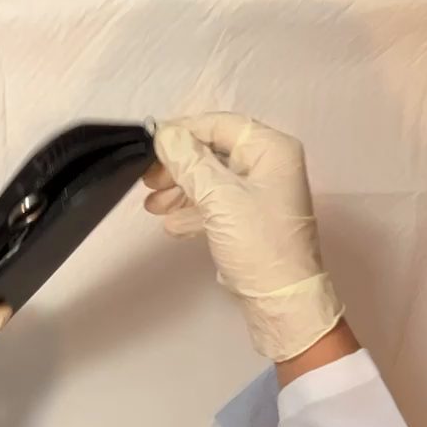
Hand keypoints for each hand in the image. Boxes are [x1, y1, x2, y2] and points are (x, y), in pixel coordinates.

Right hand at [143, 113, 344, 362]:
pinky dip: (192, 212)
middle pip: (213, 153)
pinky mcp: (249, 222)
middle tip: (146, 182)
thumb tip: (164, 135)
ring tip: (152, 207)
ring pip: (211, 181)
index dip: (182, 132)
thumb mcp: (219, 199)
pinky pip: (216, 206)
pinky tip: (171, 225)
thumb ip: (189, 163)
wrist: (280, 300)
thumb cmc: (256, 245)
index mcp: (270, 150)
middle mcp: (267, 166)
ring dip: (180, 191)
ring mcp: (259, 195)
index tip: (149, 146)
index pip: (219, 125)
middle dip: (178, 166)